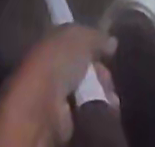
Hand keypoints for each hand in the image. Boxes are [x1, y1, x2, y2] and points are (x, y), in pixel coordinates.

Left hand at [0, 25, 111, 146]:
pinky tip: (109, 108)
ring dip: (104, 91)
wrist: (43, 102)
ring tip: (110, 96)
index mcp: (51, 42)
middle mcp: (54, 66)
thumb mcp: (78, 37)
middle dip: (101, 72)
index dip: (92, 45)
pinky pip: (90, 110)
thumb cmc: (58, 60)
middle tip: (106, 78)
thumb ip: (95, 36)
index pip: (75, 42)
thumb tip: (111, 41)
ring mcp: (59, 93)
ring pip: (91, 89)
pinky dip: (102, 109)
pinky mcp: (66, 117)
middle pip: (86, 67)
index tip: (107, 51)